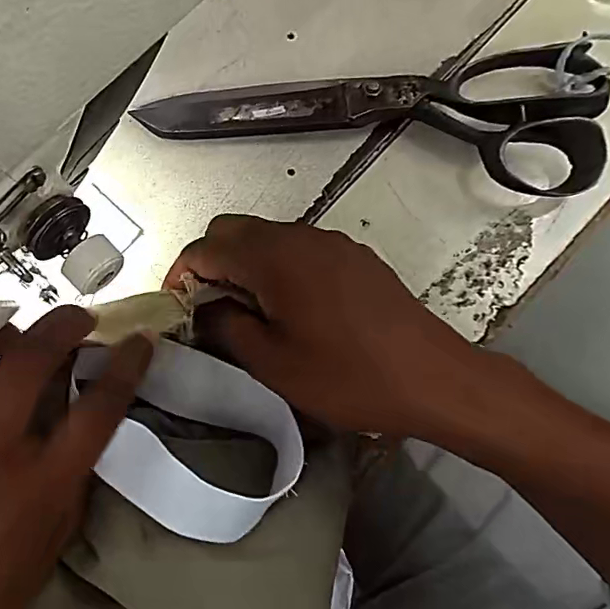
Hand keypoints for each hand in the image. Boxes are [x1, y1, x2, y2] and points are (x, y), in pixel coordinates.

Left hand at [0, 307, 151, 608]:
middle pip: (25, 368)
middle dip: (59, 327)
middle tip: (76, 318)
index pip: (96, 412)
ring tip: (9, 336)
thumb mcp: (59, 531)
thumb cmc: (0, 589)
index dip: (127, 368)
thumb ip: (72, 469)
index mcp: (40, 489)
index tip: (139, 342)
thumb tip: (77, 411)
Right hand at [165, 215, 489, 438]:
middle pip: (234, 230)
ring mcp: (333, 243)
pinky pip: (300, 250)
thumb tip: (206, 307)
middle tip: (210, 310)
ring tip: (249, 314)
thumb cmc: (348, 376)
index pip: (206, 247)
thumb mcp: (273, 363)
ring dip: (245, 266)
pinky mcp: (356, 258)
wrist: (433, 378)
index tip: (177, 309)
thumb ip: (227, 326)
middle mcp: (302, 236)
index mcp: (275, 257)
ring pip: (268, 238)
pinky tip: (291, 310)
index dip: (181, 275)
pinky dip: (279, 269)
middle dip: (210, 264)